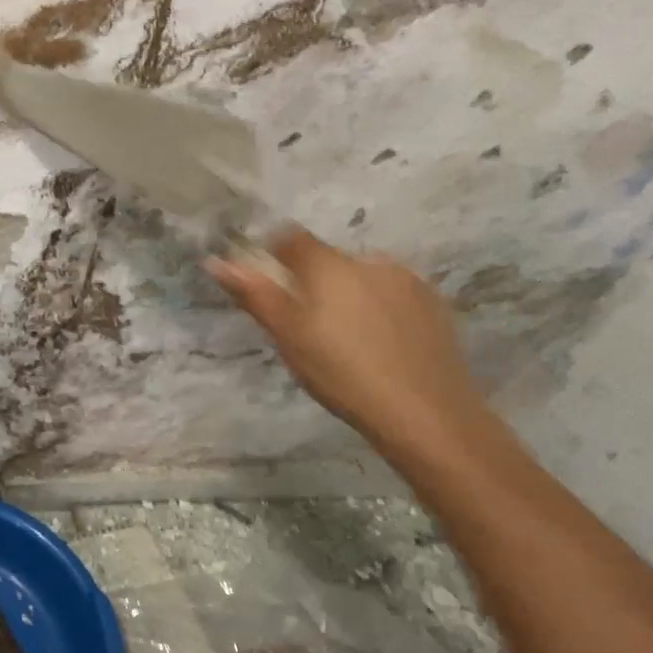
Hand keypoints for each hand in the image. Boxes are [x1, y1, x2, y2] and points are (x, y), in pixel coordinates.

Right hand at [206, 229, 489, 450]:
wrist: (428, 415)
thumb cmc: (342, 372)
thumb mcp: (287, 336)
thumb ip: (253, 293)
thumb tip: (216, 260)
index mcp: (329, 265)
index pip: (291, 237)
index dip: (273, 254)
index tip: (267, 285)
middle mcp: (370, 262)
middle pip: (328, 259)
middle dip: (312, 281)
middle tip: (304, 323)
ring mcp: (409, 282)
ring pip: (362, 276)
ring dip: (347, 294)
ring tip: (344, 338)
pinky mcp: (435, 307)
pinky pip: (392, 294)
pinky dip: (378, 309)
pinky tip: (378, 344)